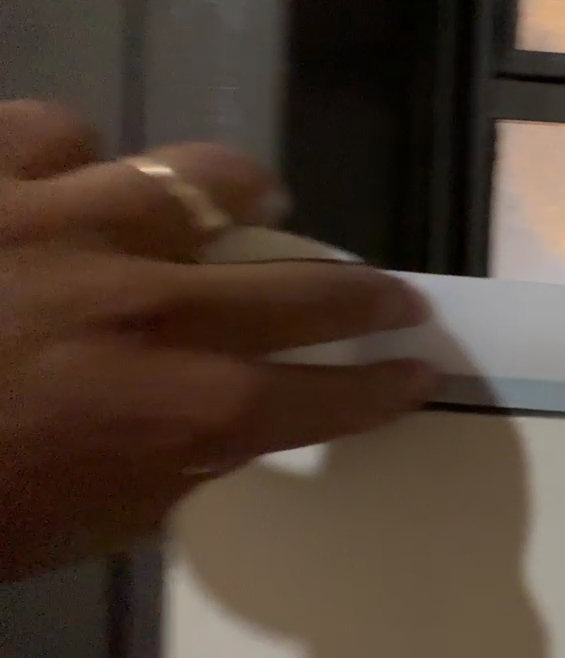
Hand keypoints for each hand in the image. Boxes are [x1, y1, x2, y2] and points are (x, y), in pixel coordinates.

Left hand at [0, 100, 436, 580]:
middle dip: (374, 296)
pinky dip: (75, 154)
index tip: (422, 375)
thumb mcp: (76, 525)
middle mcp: (150, 312)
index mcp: (181, 409)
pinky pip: (50, 132)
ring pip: (200, 178)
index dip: (392, 386)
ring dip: (240, 195)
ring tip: (242, 201)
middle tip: (393, 297)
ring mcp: (55, 232)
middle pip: (312, 290)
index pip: (336, 396)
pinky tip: (66, 179)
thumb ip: (173, 468)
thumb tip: (219, 435)